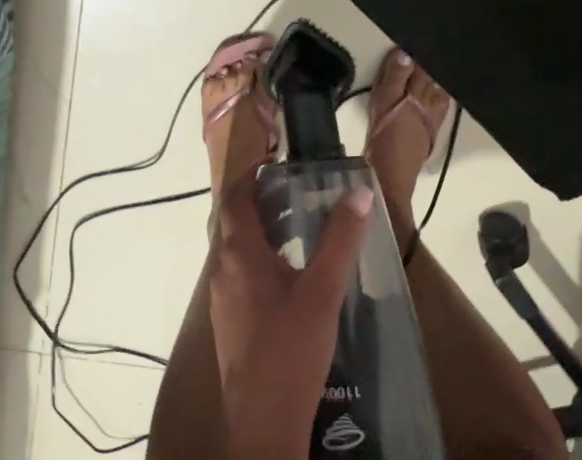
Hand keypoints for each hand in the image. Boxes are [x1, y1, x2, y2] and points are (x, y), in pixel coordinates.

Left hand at [209, 169, 374, 459]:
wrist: (264, 418)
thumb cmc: (292, 348)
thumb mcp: (323, 290)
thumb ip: (340, 239)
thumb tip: (360, 192)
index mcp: (239, 254)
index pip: (235, 198)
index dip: (250, 176)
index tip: (274, 163)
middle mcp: (222, 270)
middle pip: (234, 223)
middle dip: (261, 203)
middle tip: (295, 193)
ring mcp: (222, 299)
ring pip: (236, 251)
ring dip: (261, 233)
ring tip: (297, 229)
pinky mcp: (228, 322)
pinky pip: (239, 275)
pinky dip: (259, 260)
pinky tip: (289, 278)